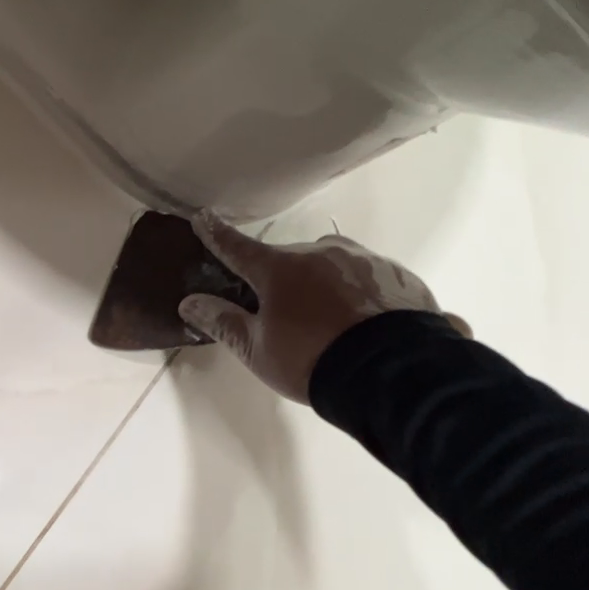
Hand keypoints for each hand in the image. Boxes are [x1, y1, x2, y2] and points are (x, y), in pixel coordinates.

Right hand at [179, 219, 468, 402]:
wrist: (392, 373)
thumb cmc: (310, 359)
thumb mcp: (256, 348)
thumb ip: (223, 322)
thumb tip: (189, 302)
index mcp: (280, 269)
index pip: (238, 248)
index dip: (217, 234)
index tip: (203, 216)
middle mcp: (322, 253)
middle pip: (289, 259)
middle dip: (279, 277)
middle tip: (279, 310)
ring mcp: (365, 260)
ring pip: (331, 264)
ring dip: (321, 281)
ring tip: (325, 317)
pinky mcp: (399, 276)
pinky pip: (367, 277)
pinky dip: (356, 292)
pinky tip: (360, 320)